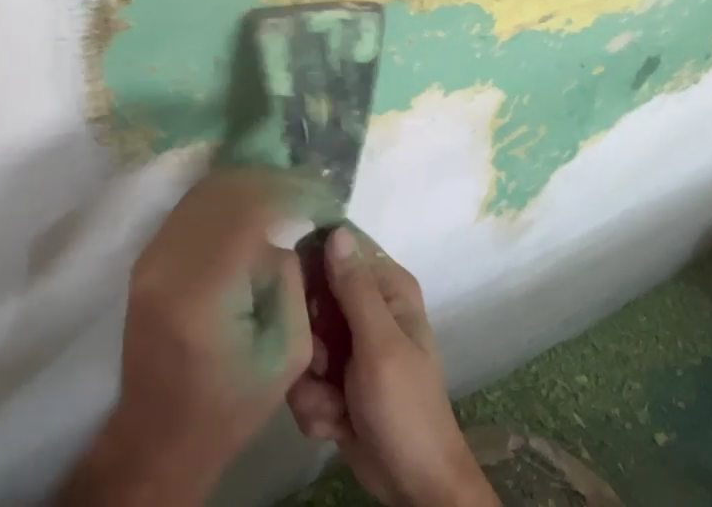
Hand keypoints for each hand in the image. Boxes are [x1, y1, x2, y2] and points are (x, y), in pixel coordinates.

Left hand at [57, 169, 312, 506]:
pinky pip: (189, 211)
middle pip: (224, 191)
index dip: (291, 192)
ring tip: (285, 194)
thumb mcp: (287, 352)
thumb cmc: (232, 404)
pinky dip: (225, 201)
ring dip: (247, 187)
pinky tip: (253, 211)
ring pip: (203, 194)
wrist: (160, 434)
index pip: (250, 210)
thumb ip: (291, 281)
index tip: (324, 194)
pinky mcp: (145, 262)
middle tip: (309, 190)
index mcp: (204, 293)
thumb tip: (288, 233)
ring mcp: (150, 259)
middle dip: (272, 182)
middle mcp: (169, 264)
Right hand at [287, 228, 496, 506]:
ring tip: (335, 403)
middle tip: (324, 365)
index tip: (306, 303)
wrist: (413, 483)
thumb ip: (354, 290)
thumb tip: (336, 230)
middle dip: (308, 343)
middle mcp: (365, 310)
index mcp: (387, 289)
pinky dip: (315, 406)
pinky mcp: (332, 381)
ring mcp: (347, 347)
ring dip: (310, 383)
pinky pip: (300, 380)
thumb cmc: (405, 408)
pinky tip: (336, 422)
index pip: (337, 252)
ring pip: (298, 345)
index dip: (312, 272)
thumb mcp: (380, 345)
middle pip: (308, 300)